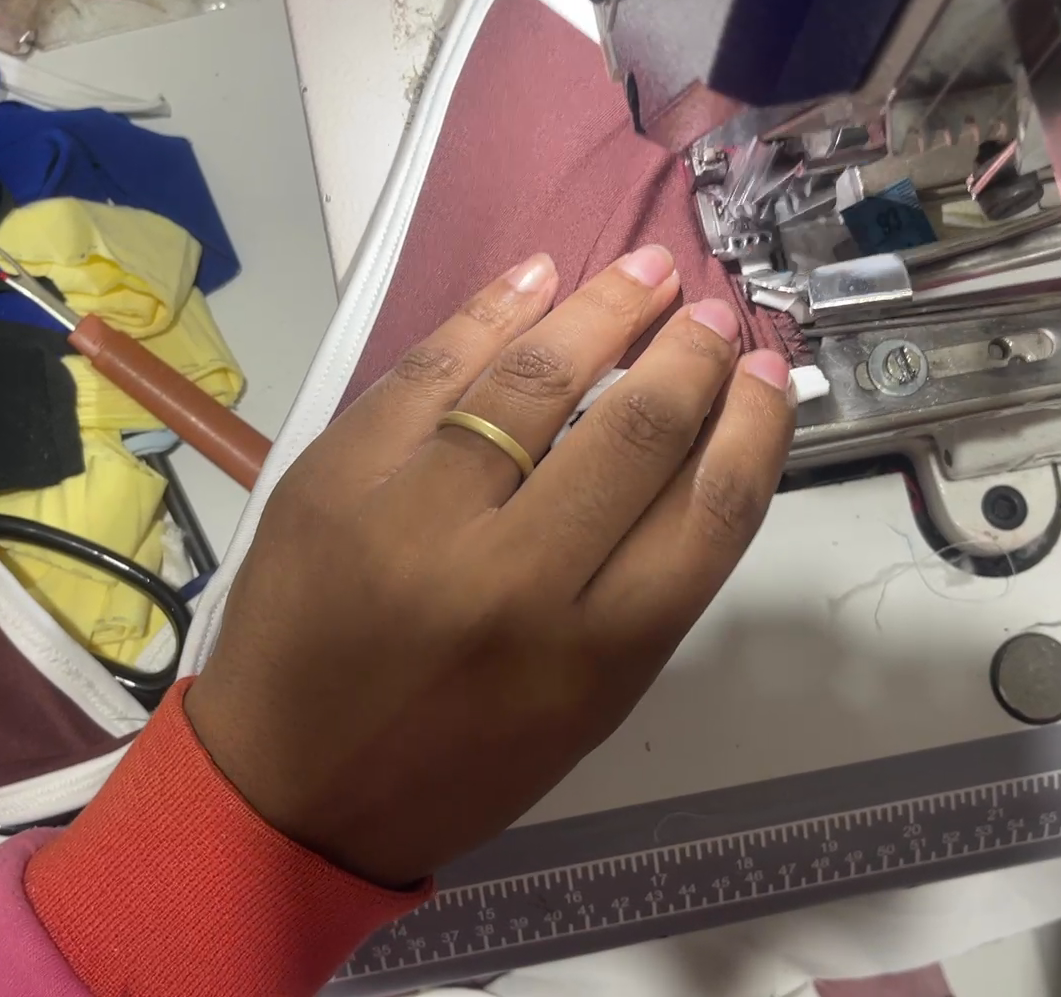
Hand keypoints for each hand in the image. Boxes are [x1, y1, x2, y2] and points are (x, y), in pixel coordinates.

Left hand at [185, 246, 794, 886]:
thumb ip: (639, 587)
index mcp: (594, 656)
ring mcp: (412, 520)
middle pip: (634, 433)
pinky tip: (537, 275)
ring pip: (532, 383)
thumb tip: (689, 450)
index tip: (768, 370)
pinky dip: (490, 311)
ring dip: (601, 312)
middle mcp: (513, 580)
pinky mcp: (335, 478)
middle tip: (708, 312)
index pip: (708, 510)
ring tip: (644, 271)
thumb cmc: (455, 760)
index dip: (753, 426)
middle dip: (688, 357)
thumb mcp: (578, 703)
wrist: (292, 789)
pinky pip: (428, 372)